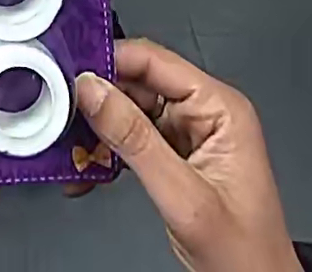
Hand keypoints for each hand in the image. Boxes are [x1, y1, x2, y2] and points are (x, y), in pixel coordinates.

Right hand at [74, 40, 302, 271]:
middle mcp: (201, 110)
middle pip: (134, 81)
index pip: (153, 60)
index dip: (110, 62)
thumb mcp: (186, 199)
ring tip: (71, 146)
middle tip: (63, 114)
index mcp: (218, 106)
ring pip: (125, 107)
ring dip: (95, 128)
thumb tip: (93, 90)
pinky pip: (127, 134)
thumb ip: (136, 140)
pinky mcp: (170, 151)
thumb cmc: (247, 258)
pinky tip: (86, 167)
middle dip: (96, 100)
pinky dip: (103, 150)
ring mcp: (185, 131)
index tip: (72, 77)